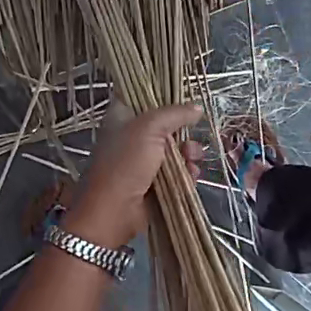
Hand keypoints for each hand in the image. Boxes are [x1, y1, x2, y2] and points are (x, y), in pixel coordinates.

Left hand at [62, 104, 204, 249]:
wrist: (112, 211)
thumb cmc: (125, 163)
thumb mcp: (149, 129)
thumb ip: (175, 114)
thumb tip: (197, 109)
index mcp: (122, 118)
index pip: (145, 98)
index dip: (165, 99)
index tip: (185, 103)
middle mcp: (132, 137)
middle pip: (165, 127)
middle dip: (184, 133)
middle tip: (192, 140)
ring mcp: (142, 162)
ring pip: (174, 151)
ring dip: (188, 155)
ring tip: (193, 159)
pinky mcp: (153, 184)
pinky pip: (176, 174)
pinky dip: (186, 174)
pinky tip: (191, 175)